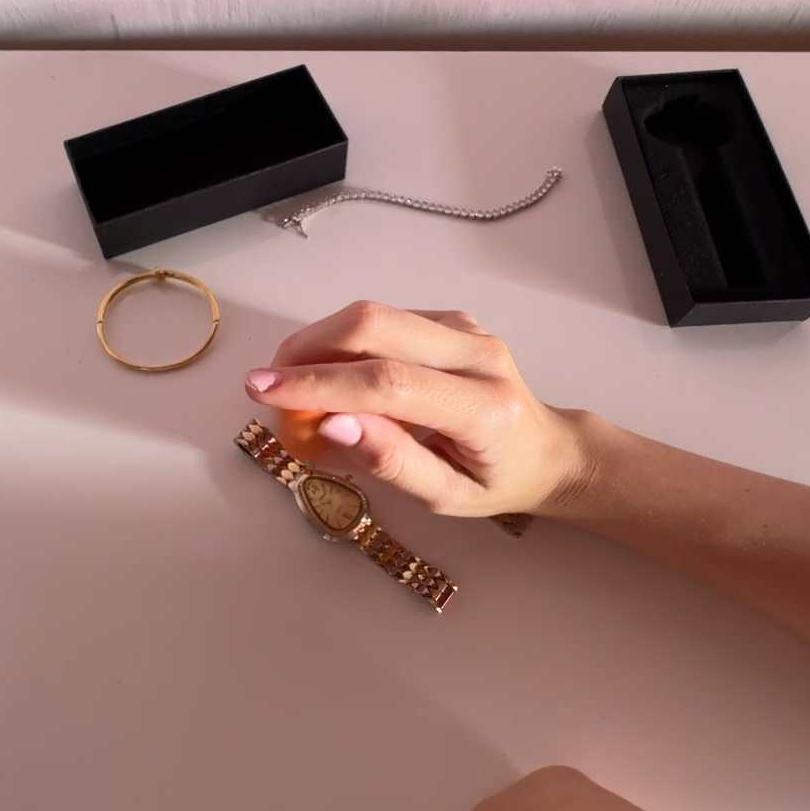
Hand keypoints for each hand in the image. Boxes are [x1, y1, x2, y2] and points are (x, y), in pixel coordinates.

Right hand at [243, 301, 592, 517]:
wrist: (548, 449)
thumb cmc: (496, 482)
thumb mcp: (445, 496)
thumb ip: (390, 462)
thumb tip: (329, 424)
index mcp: (483, 407)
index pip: (388, 383)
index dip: (318, 384)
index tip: (262, 391)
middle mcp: (478, 354)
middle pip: (375, 326)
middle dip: (307, 348)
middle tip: (265, 382)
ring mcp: (466, 328)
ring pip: (374, 313)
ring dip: (317, 341)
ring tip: (288, 381)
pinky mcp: (451, 318)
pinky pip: (383, 319)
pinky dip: (341, 341)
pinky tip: (326, 370)